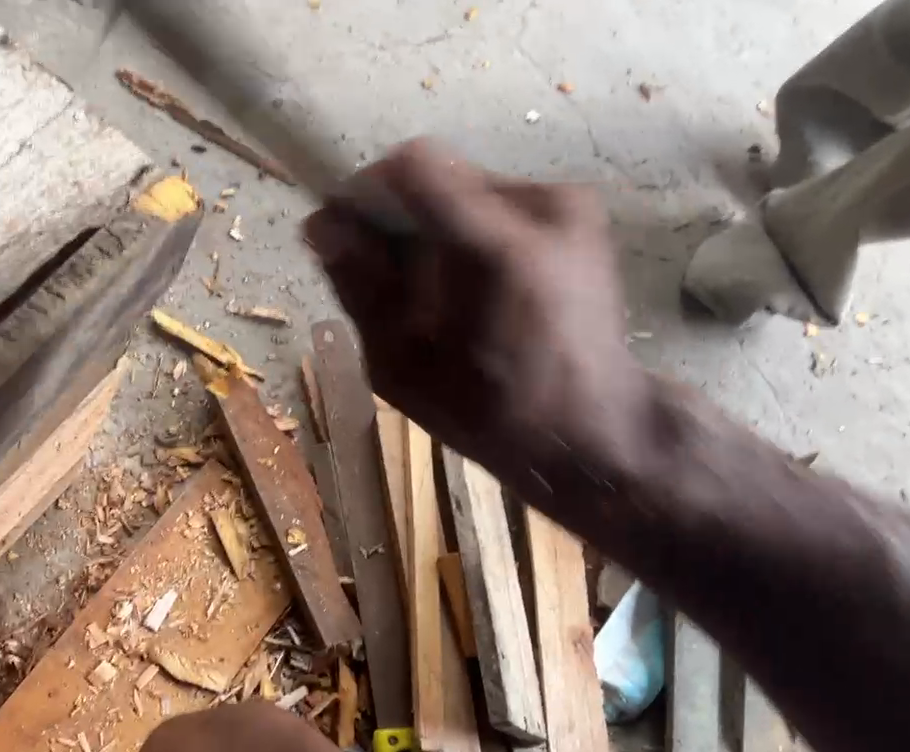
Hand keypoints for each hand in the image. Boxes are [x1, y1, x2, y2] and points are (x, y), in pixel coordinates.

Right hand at [305, 138, 646, 485]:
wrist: (589, 425)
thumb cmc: (484, 413)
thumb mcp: (399, 366)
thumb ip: (361, 288)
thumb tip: (320, 226)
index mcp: (495, 250)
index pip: (408, 168)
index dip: (362, 197)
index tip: (343, 241)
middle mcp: (540, 203)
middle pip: (436, 178)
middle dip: (397, 225)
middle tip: (389, 287)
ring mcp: (566, 201)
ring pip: (462, 190)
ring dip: (430, 233)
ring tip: (434, 297)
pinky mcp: (576, 209)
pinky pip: (493, 204)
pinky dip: (464, 237)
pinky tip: (469, 290)